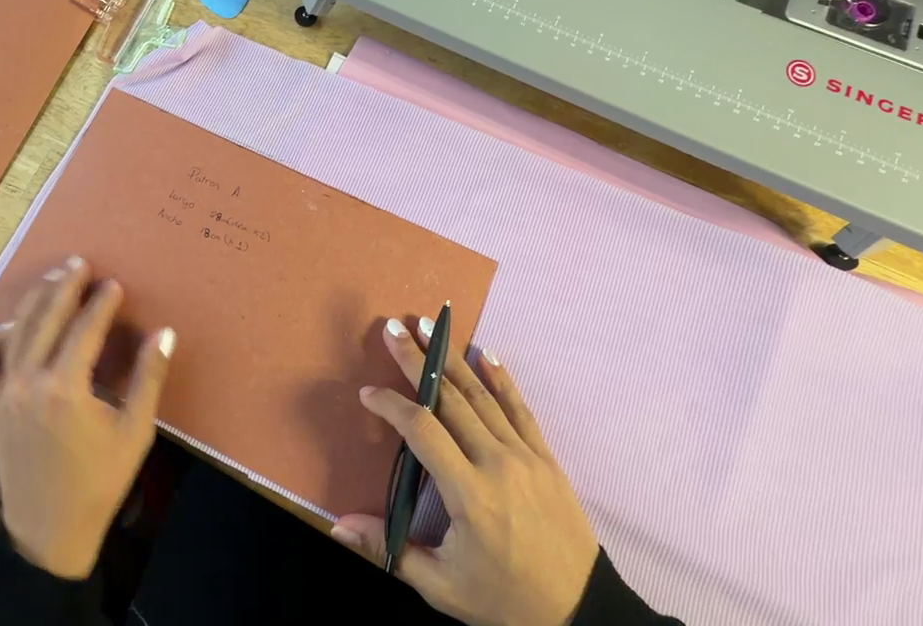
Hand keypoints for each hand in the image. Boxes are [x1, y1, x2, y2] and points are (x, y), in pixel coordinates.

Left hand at [0, 255, 175, 579]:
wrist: (48, 534)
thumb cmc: (98, 484)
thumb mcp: (134, 433)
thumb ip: (148, 379)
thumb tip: (164, 333)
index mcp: (65, 388)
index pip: (85, 328)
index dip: (101, 303)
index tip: (114, 284)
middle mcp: (29, 382)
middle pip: (46, 318)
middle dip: (64, 286)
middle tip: (79, 262)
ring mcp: (4, 394)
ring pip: (15, 332)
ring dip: (34, 302)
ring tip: (52, 279)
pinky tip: (13, 326)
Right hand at [332, 318, 598, 625]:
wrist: (583, 616)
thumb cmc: (506, 601)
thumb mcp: (443, 586)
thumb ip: (389, 549)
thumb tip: (338, 525)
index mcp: (468, 493)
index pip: (421, 430)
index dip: (391, 406)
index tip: (368, 393)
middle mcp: (496, 464)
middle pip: (449, 399)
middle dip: (417, 360)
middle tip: (393, 327)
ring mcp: (525, 457)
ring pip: (482, 396)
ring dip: (451, 358)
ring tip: (429, 326)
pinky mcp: (547, 459)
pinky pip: (521, 410)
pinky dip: (502, 380)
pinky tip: (487, 354)